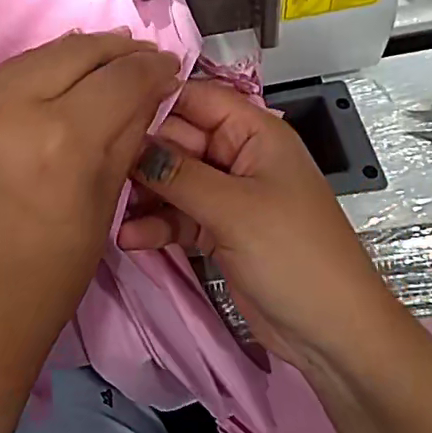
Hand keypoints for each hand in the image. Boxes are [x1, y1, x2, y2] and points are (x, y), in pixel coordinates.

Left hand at [0, 31, 181, 432]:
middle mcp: (12, 109)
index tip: (171, 67)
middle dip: (119, 49)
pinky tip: (62, 75)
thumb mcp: (107, 201)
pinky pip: (6, 74)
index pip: (121, 79)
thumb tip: (153, 88)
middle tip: (145, 56)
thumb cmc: (54, 273)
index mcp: (62, 141)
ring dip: (80, 52)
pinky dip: (41, 68)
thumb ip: (131, 131)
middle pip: (77, 52)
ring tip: (108, 58)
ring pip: (39, 54)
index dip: (154, 68)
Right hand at [119, 80, 402, 372]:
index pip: (196, 99)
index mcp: (254, 132)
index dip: (154, 100)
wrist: (332, 333)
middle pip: (178, 141)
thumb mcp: (233, 209)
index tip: (108, 111)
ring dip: (144, 196)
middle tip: (99, 168)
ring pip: (173, 180)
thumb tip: (130, 144)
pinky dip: (157, 225)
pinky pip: (178, 216)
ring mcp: (227, 194)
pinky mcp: (218, 229)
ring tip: (109, 208)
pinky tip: (130, 238)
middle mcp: (238, 155)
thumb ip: (178, 174)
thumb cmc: (295, 255)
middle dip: (141, 156)